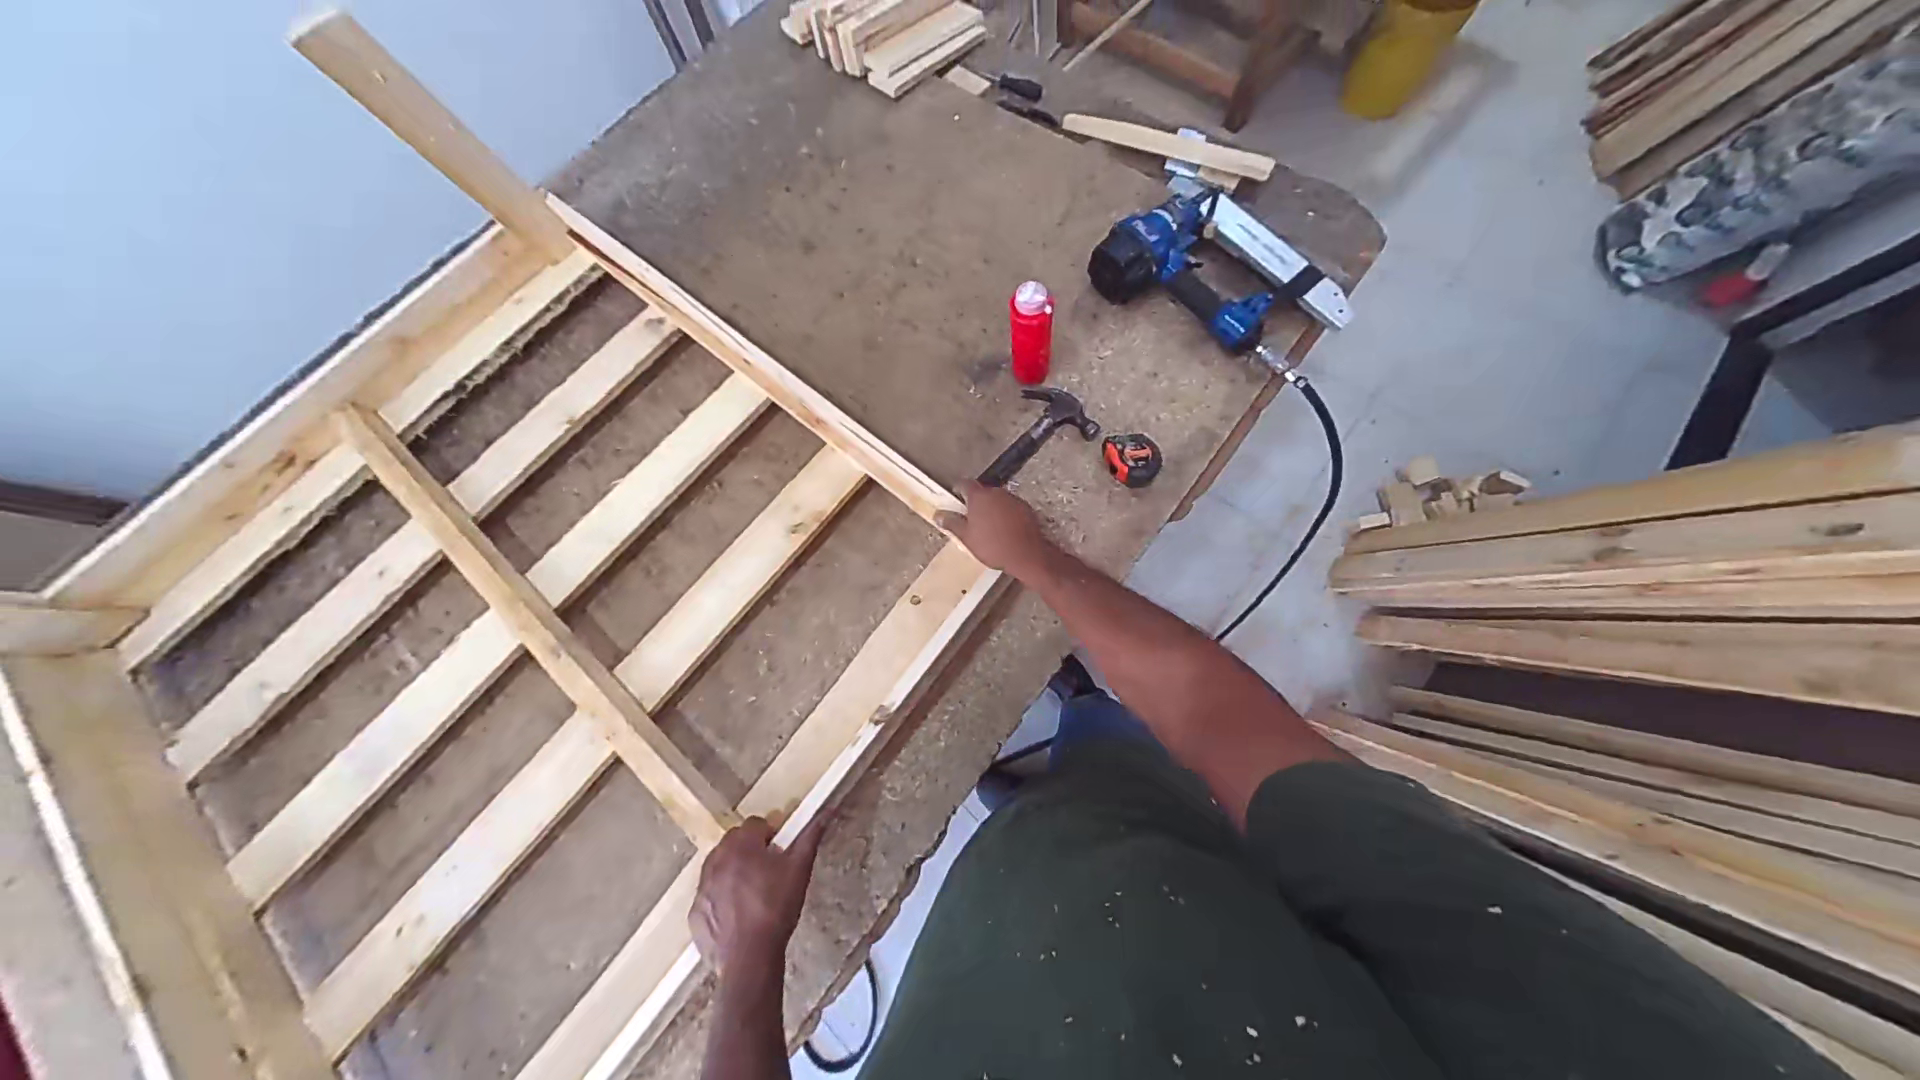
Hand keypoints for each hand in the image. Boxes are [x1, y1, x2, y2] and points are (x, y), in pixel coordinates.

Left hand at [691, 816, 828, 977]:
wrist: (749, 959)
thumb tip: (825, 812)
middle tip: (767, 869)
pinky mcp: (695, 913)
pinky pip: (709, 894)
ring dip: (733, 870)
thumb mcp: (799, 870)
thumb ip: (810, 837)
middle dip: (749, 848)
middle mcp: (716, 861)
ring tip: (752, 891)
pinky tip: (737, 914)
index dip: (769, 833)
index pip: (754, 824)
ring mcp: (702, 888)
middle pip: (733, 841)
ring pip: (718, 866)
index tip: (779, 850)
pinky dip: (720, 897)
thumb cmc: (777, 909)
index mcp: (741, 846)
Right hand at [936, 480, 1053, 579]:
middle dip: (975, 502)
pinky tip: (1004, 530)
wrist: (1026, 554)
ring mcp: (1013, 499)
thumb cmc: (993, 546)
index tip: (955, 497)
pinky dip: (1005, 514)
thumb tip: (938, 515)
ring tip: (987, 527)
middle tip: (970, 517)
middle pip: (982, 491)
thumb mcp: (966, 537)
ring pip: (997, 500)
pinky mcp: (1026, 509)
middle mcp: (996, 492)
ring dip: (991, 508)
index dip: (958, 489)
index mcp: (979, 496)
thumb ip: (952, 523)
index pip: (964, 483)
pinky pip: (1010, 507)